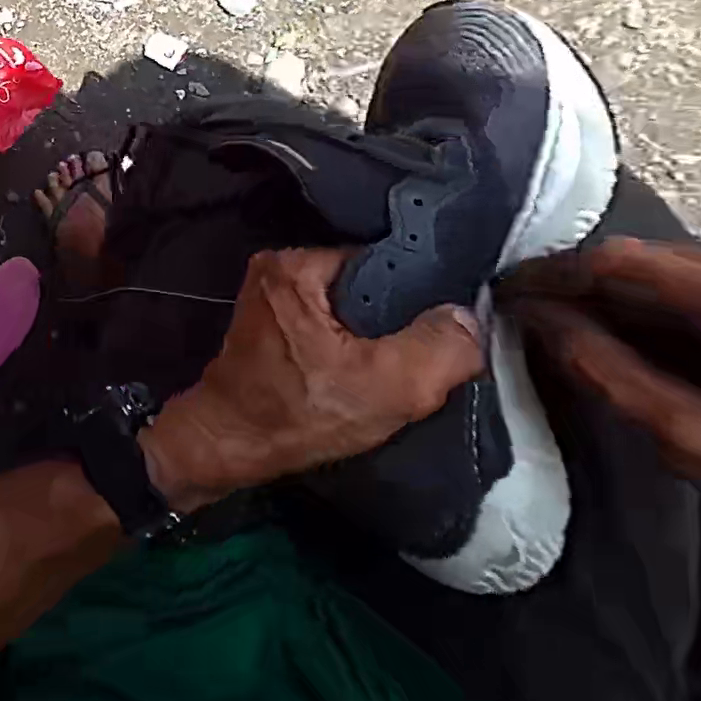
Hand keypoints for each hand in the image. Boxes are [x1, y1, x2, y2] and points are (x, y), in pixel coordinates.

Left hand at [138, 248, 485, 511]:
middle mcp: (274, 270)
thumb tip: (467, 313)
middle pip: (364, 283)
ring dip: (375, 334)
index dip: (421, 290)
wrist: (234, 441)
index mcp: (293, 265)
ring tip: (404, 360)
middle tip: (430, 348)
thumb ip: (442, 345)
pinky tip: (369, 366)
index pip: (380, 259)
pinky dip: (348, 342)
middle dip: (398, 315)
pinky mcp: (267, 323)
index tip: (449, 320)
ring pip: (347, 307)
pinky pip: (324, 321)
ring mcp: (267, 296)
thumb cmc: (302, 409)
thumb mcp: (392, 383)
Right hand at [505, 237, 700, 534]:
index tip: (505, 290)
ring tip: (586, 329)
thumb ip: (618, 381)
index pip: (631, 263)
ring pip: (684, 264)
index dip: (554, 270)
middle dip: (582, 282)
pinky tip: (654, 336)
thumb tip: (538, 320)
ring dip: (622, 292)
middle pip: (656, 256)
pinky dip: (666, 301)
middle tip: (533, 312)